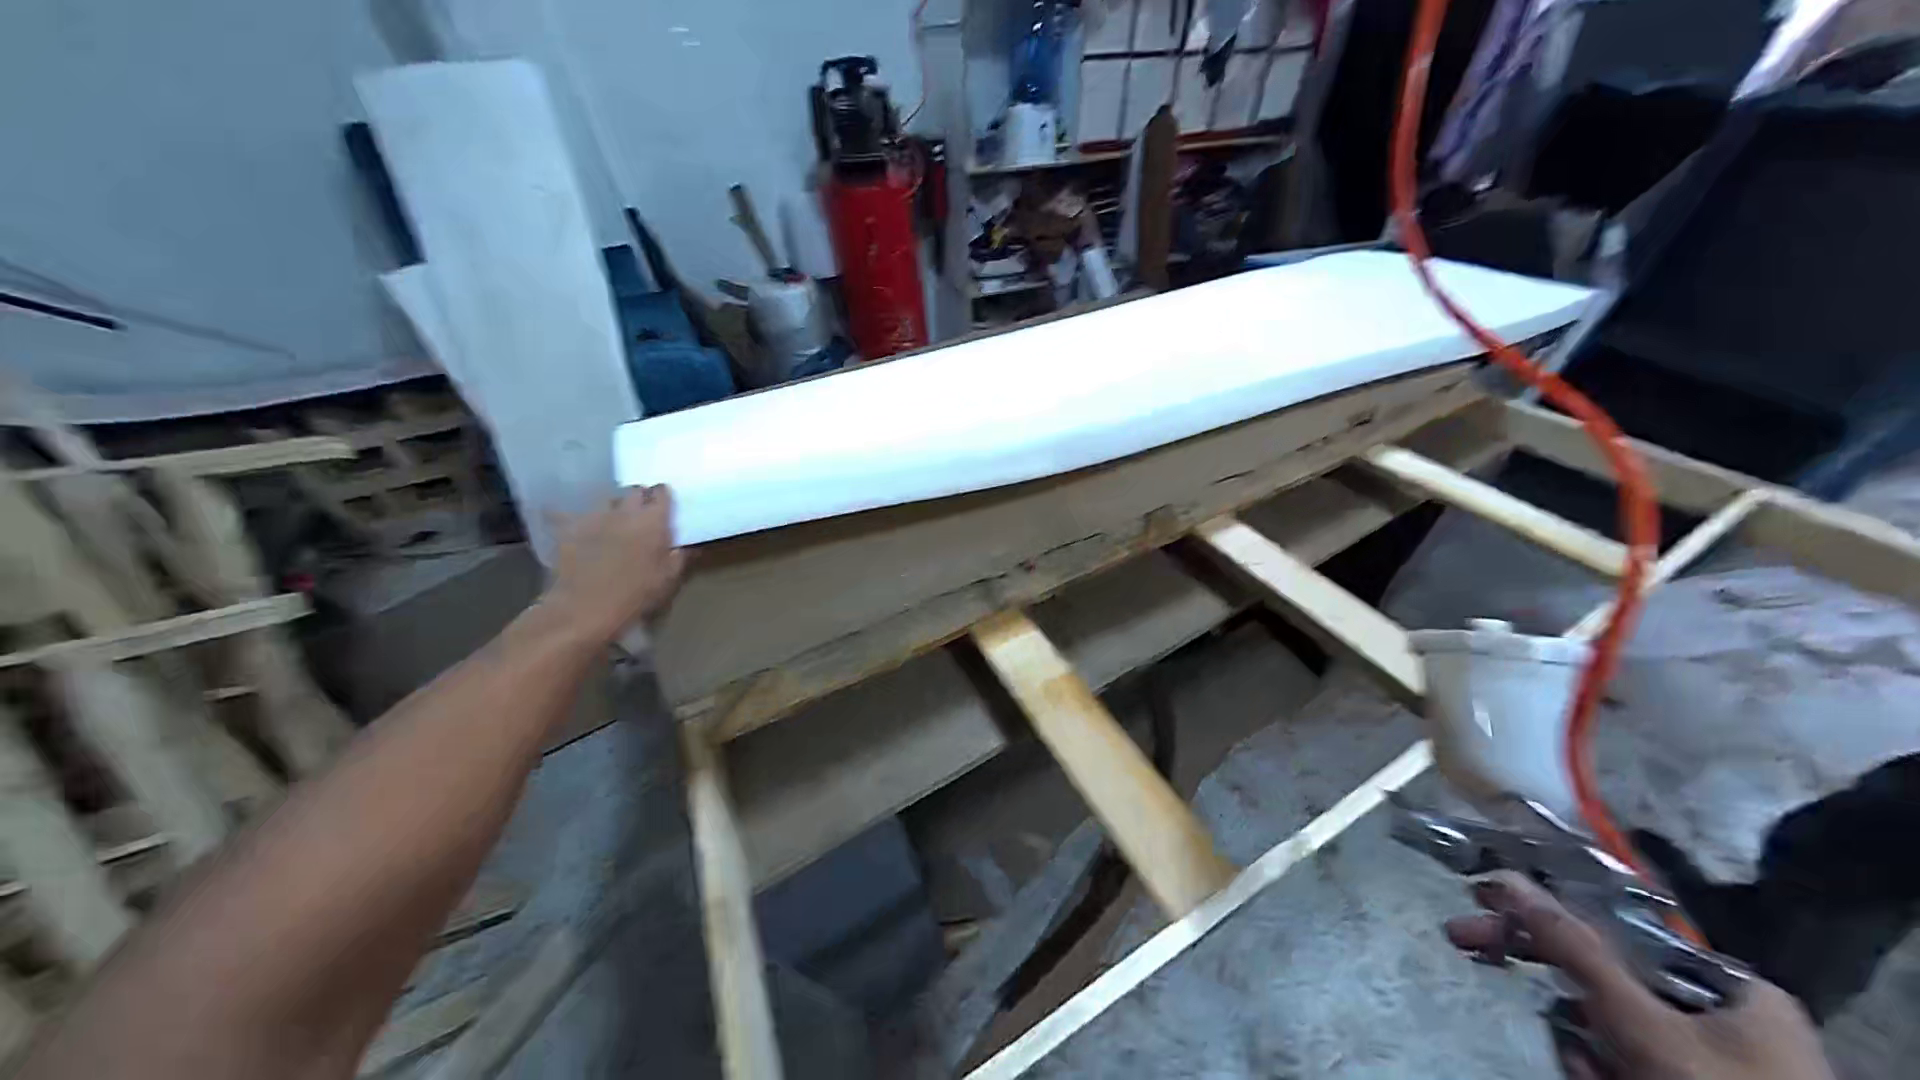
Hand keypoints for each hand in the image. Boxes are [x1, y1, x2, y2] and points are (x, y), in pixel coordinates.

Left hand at [539, 485, 686, 642]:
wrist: (585, 608)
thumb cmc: (635, 594)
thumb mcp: (669, 579)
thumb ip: (679, 556)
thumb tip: (683, 544)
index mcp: (653, 520)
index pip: (662, 493)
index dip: (664, 497)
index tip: (666, 506)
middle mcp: (625, 511)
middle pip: (634, 491)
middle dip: (640, 499)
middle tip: (643, 515)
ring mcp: (594, 517)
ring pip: (607, 500)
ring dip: (614, 508)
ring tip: (615, 522)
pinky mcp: (569, 528)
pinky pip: (573, 516)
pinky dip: (577, 519)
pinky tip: (578, 529)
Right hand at [1446, 871, 1834, 1079]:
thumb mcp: (1640, 1022)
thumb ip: (1574, 947)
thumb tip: (1507, 878)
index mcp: (1735, 989)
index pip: (1618, 928)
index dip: (1551, 916)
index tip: (1483, 903)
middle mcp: (1726, 1016)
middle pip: (1607, 973)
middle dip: (1550, 980)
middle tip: (1463, 942)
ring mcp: (1710, 1060)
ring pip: (1609, 1022)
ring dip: (1578, 1041)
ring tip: (1582, 1070)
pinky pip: (1624, 1060)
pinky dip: (1599, 1069)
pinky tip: (1591, 1078)